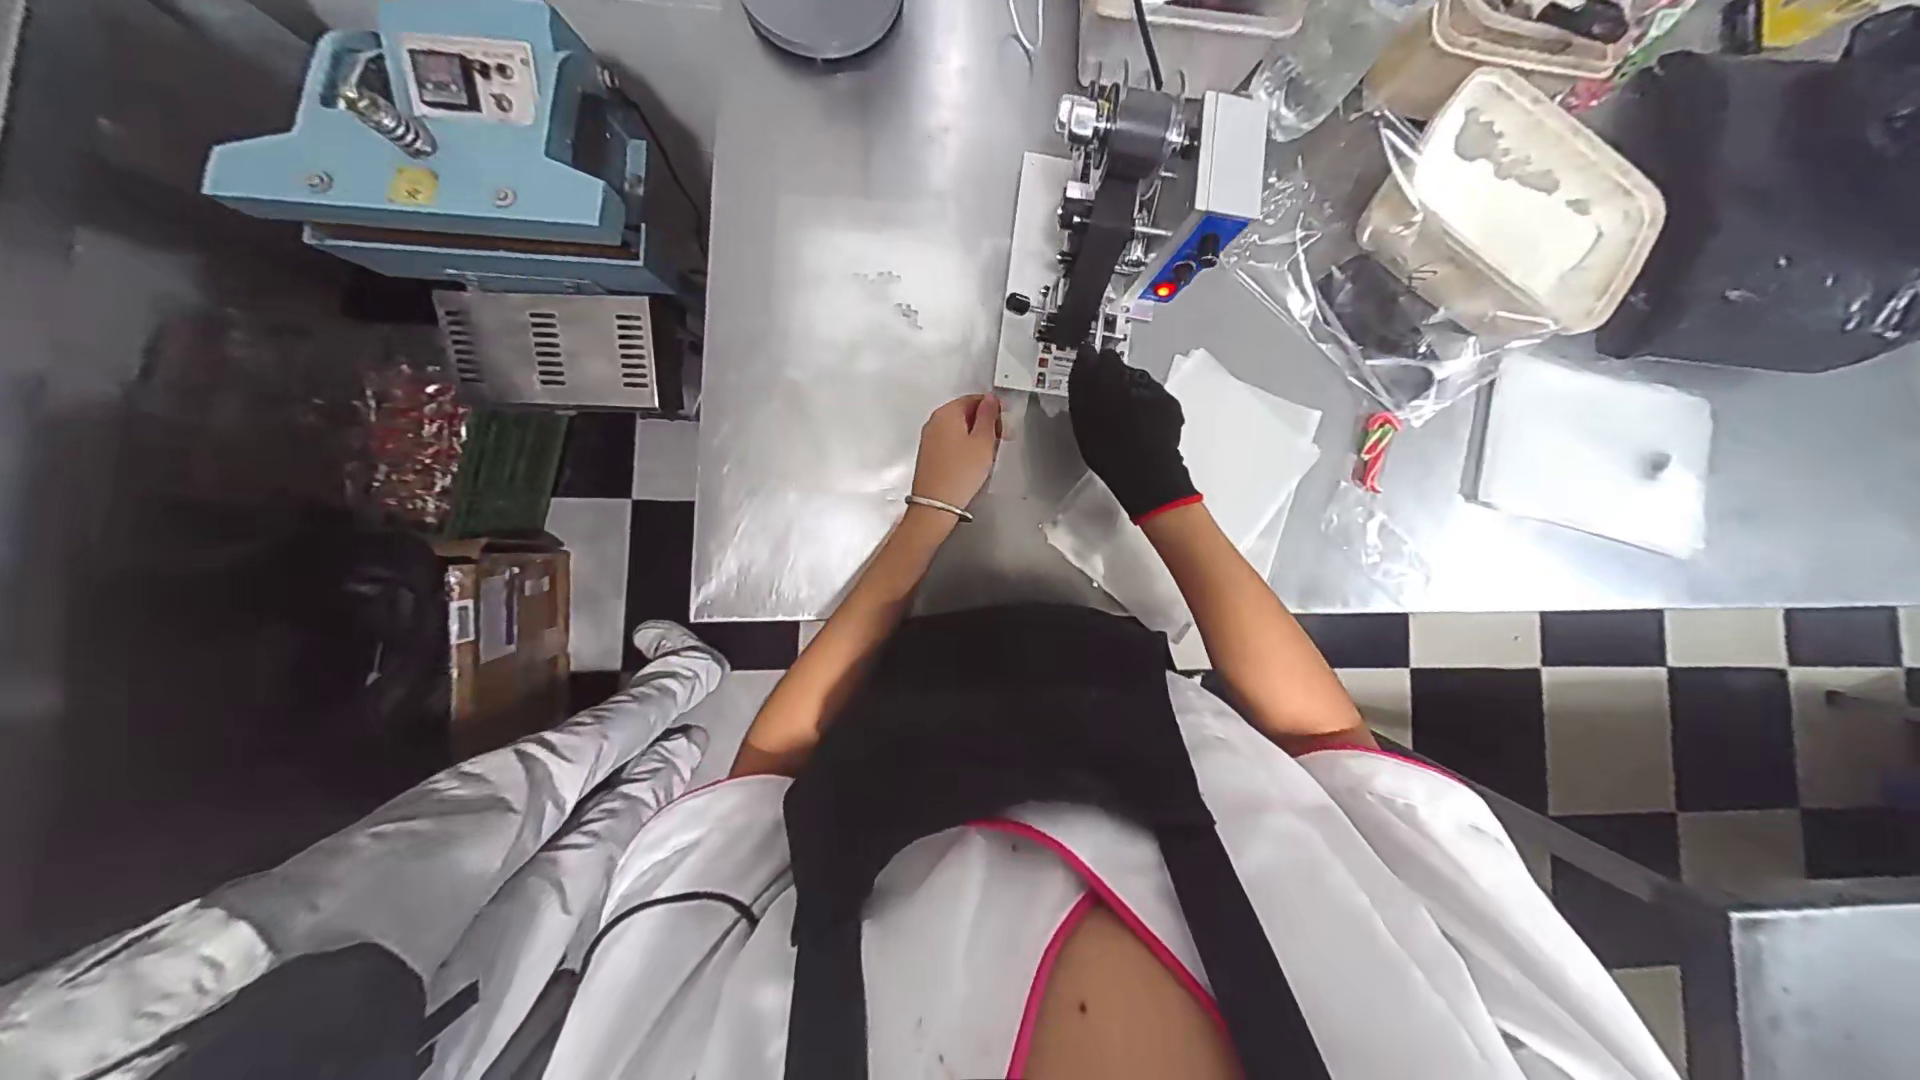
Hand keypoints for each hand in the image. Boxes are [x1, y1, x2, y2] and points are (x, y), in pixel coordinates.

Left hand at [910, 394, 1002, 508]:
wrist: (936, 504)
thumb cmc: (959, 474)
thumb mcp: (983, 441)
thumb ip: (988, 416)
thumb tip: (990, 400)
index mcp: (946, 413)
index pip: (973, 399)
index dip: (993, 407)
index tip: (1005, 418)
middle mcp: (934, 422)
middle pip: (964, 412)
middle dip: (985, 422)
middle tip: (1001, 437)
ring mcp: (929, 439)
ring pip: (958, 428)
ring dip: (976, 435)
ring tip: (989, 451)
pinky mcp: (929, 455)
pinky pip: (950, 442)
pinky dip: (964, 446)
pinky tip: (974, 461)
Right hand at [1068, 347, 1198, 521]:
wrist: (1144, 470)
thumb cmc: (1107, 448)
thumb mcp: (1082, 417)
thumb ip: (1082, 384)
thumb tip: (1085, 356)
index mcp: (1109, 375)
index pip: (1100, 356)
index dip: (1093, 363)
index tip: (1089, 371)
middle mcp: (1136, 377)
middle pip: (1122, 369)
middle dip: (1114, 380)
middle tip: (1105, 402)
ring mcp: (1157, 391)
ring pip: (1140, 384)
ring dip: (1132, 394)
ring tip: (1124, 419)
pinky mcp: (1171, 406)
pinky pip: (1156, 400)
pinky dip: (1149, 407)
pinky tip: (1142, 426)